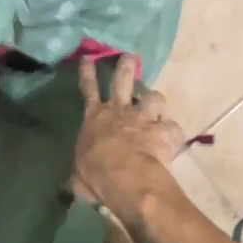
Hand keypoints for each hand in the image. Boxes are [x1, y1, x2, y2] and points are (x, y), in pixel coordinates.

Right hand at [72, 54, 184, 207]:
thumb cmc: (96, 174)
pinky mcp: (162, 130)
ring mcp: (142, 117)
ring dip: (156, 101)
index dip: (88, 72)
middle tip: (130, 56)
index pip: (88, 89)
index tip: (88, 57)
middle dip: (125, 66)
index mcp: (95, 118)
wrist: (124, 177)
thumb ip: (77, 177)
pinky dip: (174, 132)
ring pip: (153, 97)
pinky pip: (173, 127)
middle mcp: (118, 110)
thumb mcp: (79, 176)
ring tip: (159, 107)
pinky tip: (174, 138)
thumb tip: (69, 186)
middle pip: (122, 80)